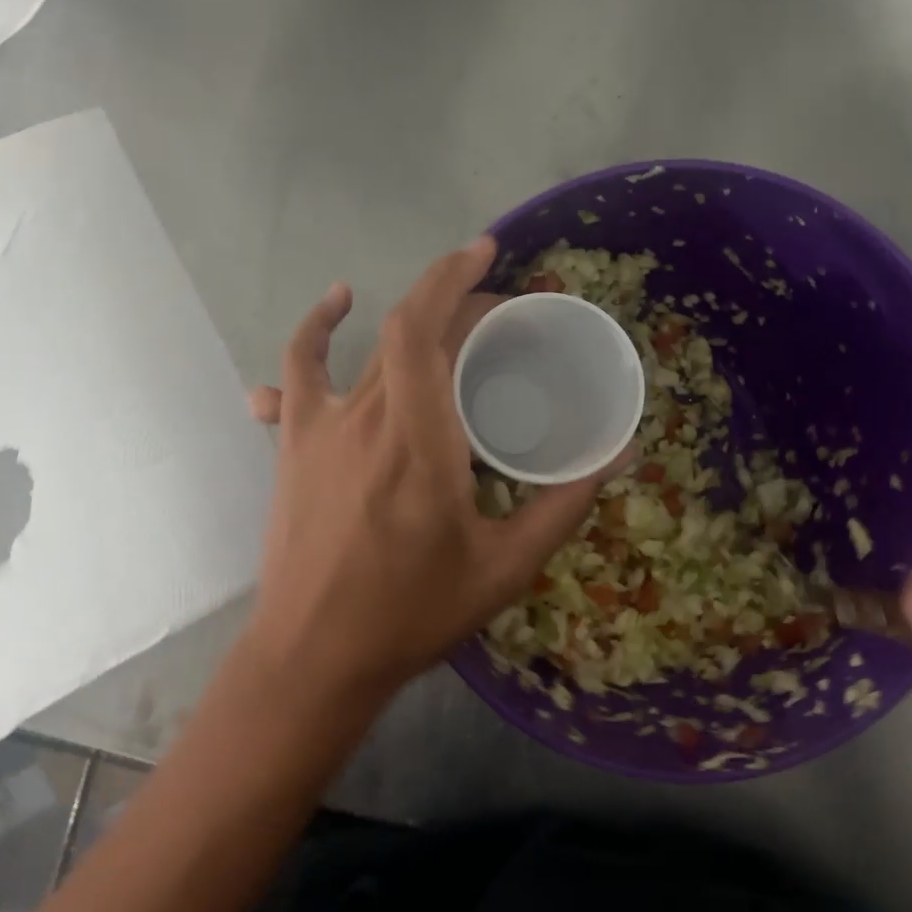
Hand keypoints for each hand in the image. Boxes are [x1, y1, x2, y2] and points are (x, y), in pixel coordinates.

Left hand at [244, 238, 629, 700]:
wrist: (314, 655)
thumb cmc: (412, 615)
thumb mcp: (504, 568)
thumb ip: (563, 504)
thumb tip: (618, 453)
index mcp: (420, 444)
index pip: (424, 331)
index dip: (453, 279)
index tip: (489, 255)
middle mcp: (365, 420)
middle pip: (408, 330)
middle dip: (459, 305)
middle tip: (504, 316)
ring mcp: (321, 429)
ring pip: (367, 347)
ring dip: (412, 315)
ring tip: (450, 308)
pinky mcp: (294, 445)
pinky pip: (299, 370)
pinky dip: (317, 328)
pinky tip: (338, 303)